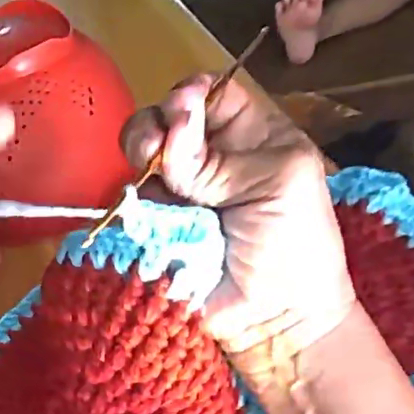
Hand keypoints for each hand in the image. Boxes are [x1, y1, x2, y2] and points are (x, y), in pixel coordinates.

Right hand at [120, 76, 354, 359]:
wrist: (267, 317)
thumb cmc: (291, 245)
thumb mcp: (276, 183)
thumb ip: (219, 154)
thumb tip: (171, 116)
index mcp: (248, 139)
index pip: (209, 97)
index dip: (190, 96)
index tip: (181, 106)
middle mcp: (205, 161)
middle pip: (162, 123)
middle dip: (151, 127)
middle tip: (150, 149)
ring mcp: (171, 197)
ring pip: (136, 162)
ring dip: (135, 162)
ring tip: (141, 178)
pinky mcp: (145, 231)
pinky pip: (123, 207)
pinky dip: (123, 203)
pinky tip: (132, 208)